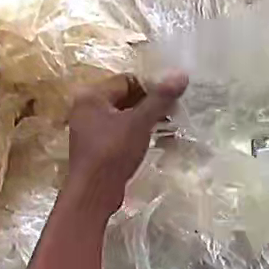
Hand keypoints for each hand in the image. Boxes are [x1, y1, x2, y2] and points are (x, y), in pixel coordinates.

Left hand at [62, 71, 187, 215]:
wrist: (93, 194)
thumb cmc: (113, 152)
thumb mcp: (139, 123)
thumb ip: (160, 98)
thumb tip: (181, 74)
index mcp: (91, 96)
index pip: (127, 80)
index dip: (151, 86)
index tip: (173, 96)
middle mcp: (87, 109)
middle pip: (125, 97)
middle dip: (151, 103)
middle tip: (175, 111)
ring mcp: (90, 130)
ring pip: (124, 116)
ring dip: (147, 119)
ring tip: (171, 126)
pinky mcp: (97, 148)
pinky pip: (121, 132)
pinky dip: (138, 133)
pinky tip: (157, 140)